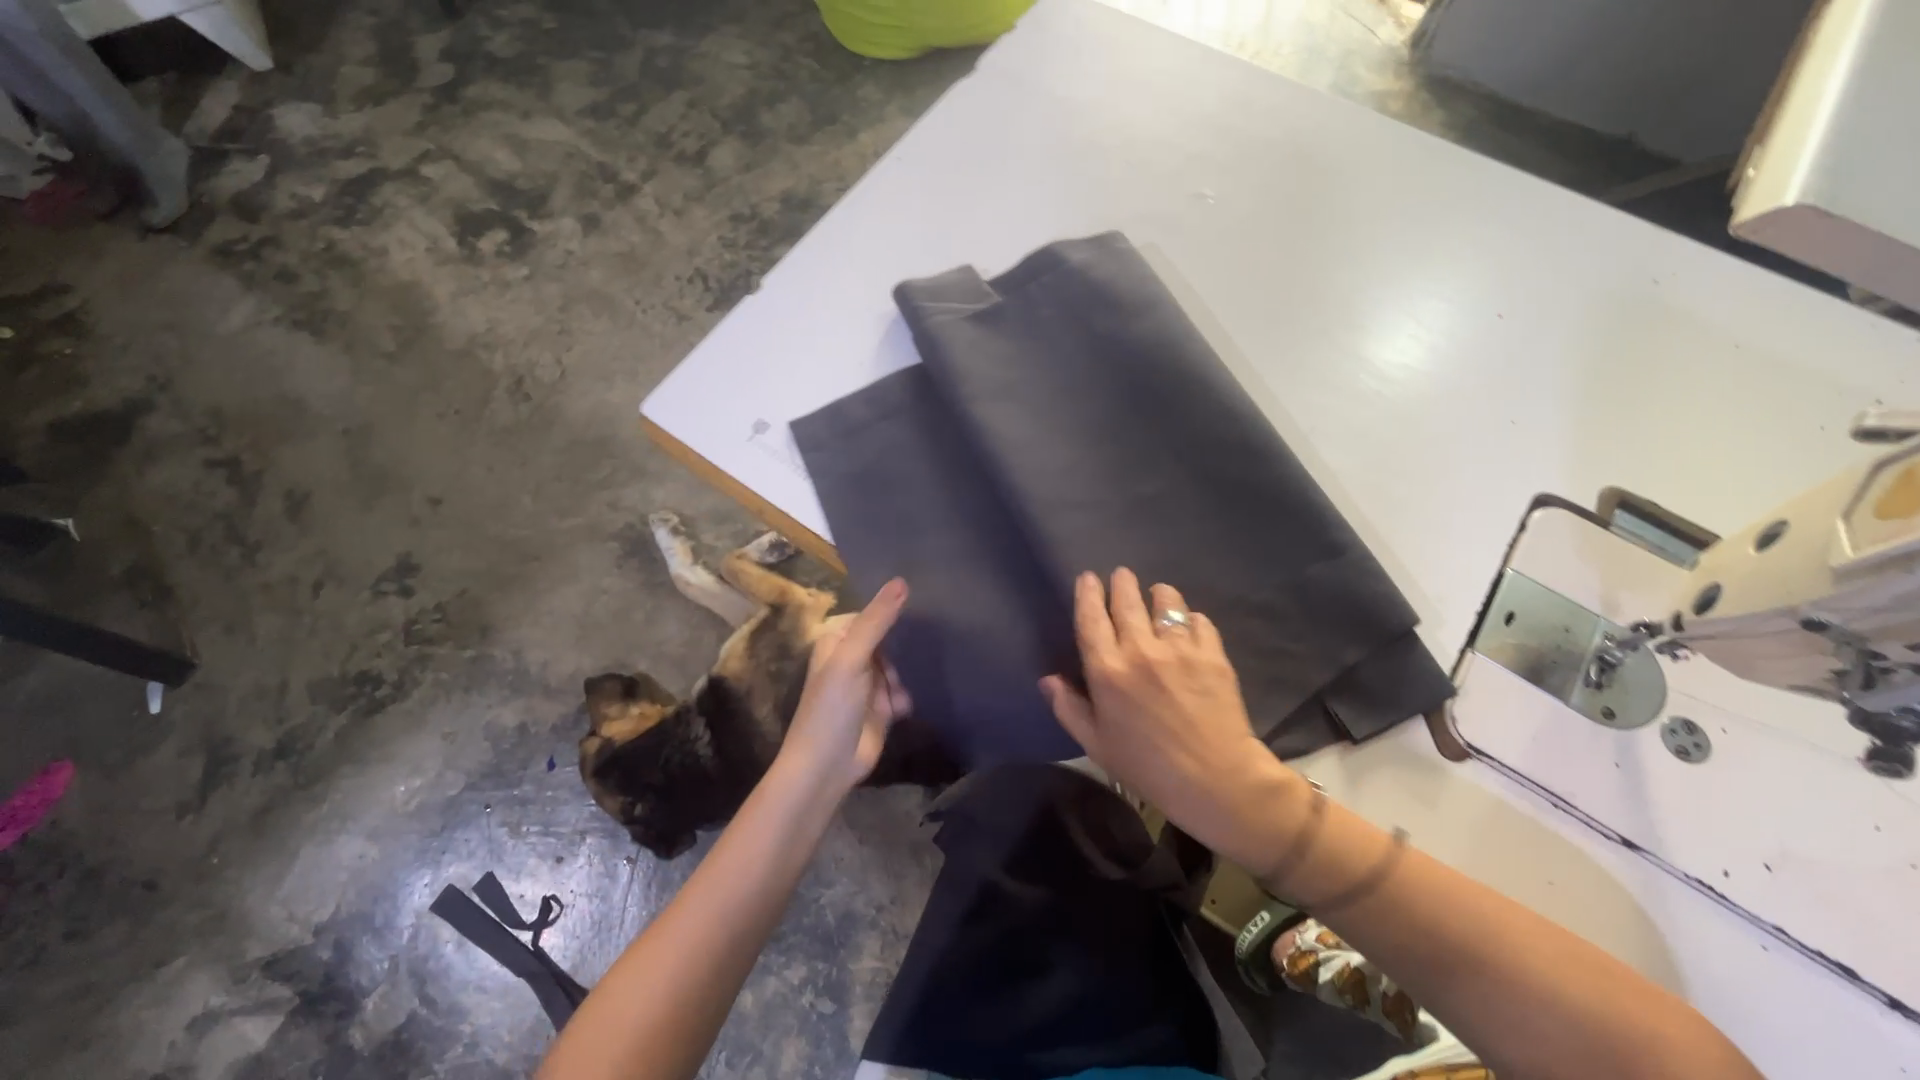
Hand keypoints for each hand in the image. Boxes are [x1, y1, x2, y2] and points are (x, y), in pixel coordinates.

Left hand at [778, 578, 912, 793]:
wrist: (827, 766)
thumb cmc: (831, 707)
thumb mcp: (852, 658)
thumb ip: (877, 621)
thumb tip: (902, 580)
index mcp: (837, 640)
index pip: (871, 615)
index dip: (891, 613)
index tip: (923, 606)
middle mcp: (852, 658)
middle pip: (890, 640)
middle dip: (904, 649)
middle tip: (921, 650)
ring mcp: (868, 685)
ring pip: (901, 666)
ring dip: (904, 678)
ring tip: (896, 693)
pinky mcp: (882, 709)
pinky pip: (904, 692)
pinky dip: (905, 699)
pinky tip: (900, 710)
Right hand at [1041, 568, 1303, 868]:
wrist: (1214, 778)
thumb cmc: (1147, 766)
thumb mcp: (1097, 744)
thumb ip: (1070, 708)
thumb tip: (1049, 679)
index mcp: (1107, 671)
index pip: (1091, 618)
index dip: (1087, 594)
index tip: (1088, 578)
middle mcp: (1140, 650)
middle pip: (1126, 601)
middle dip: (1121, 582)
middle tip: (1121, 575)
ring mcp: (1179, 648)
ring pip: (1166, 601)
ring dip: (1157, 594)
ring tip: (1157, 594)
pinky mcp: (1212, 653)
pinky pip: (1198, 620)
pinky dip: (1190, 619)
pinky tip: (1188, 626)